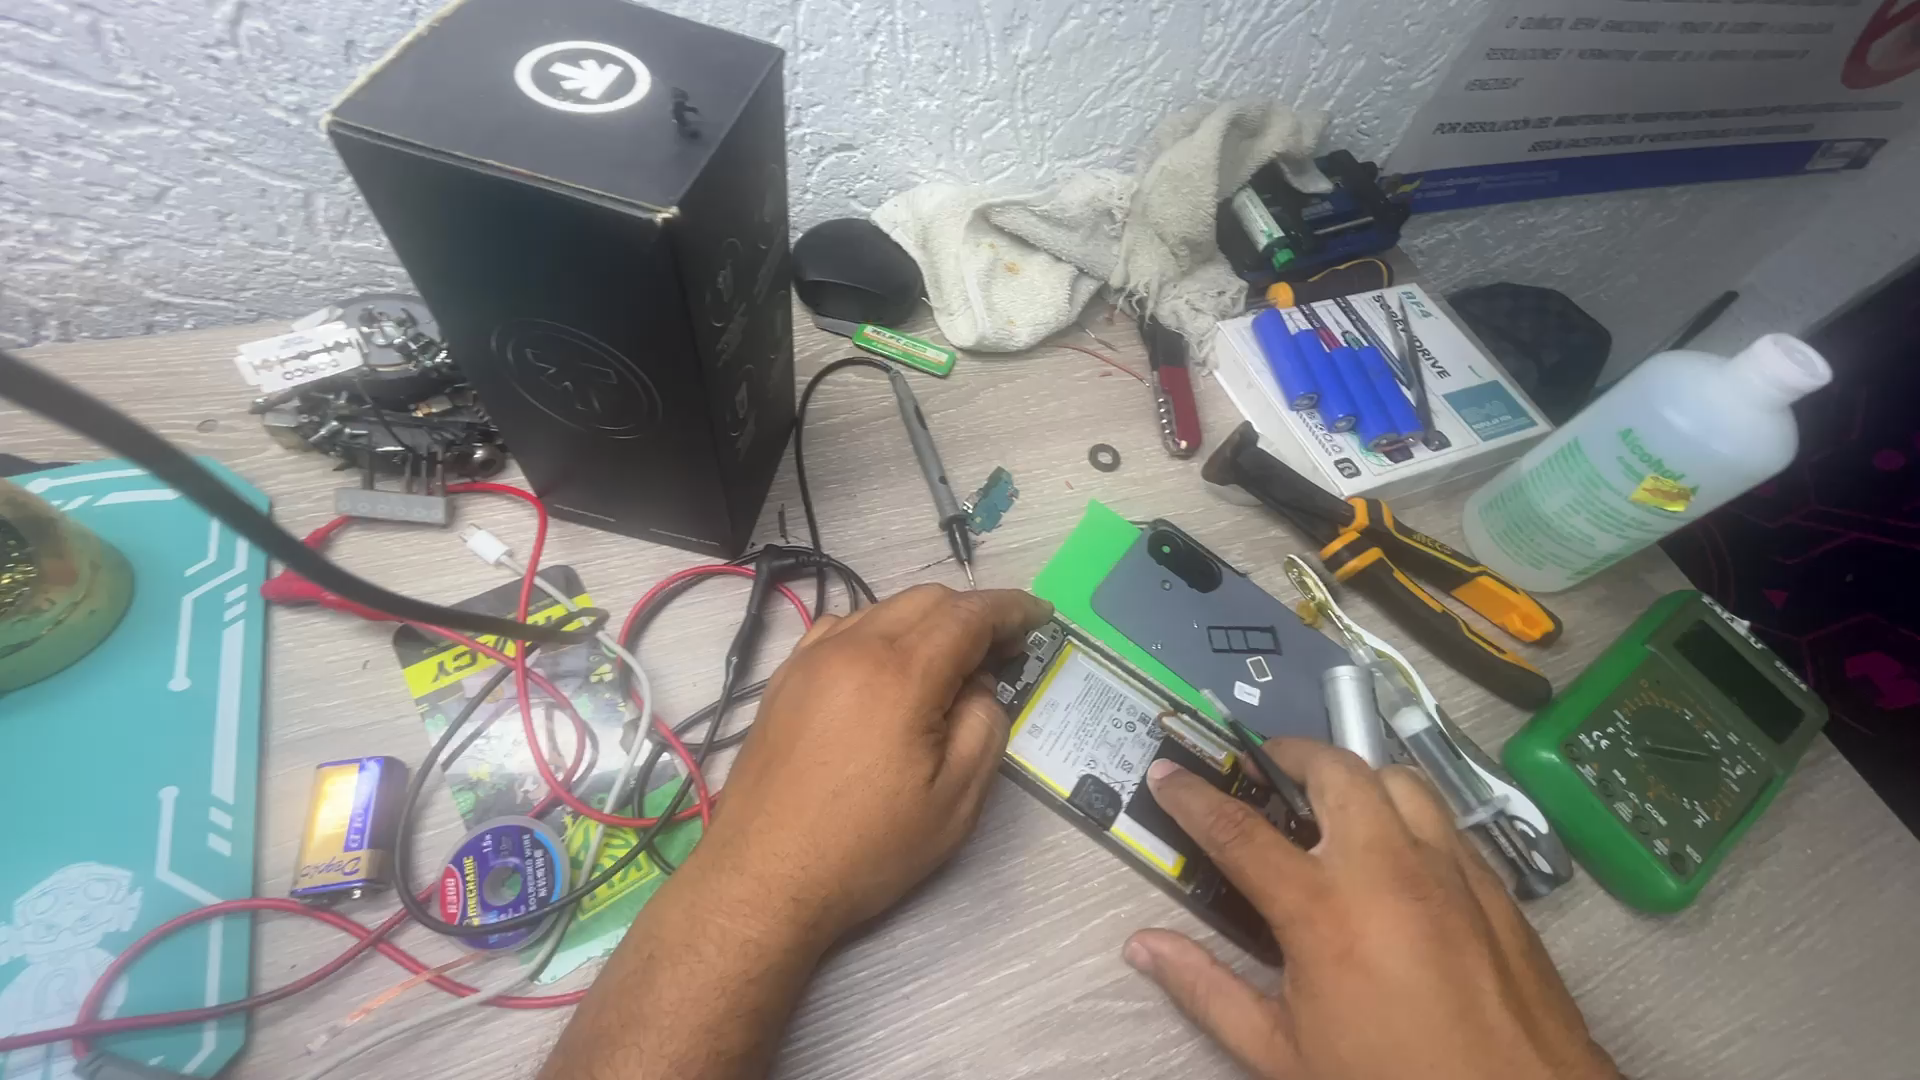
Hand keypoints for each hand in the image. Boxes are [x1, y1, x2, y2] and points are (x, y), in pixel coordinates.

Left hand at [693, 583, 1052, 943]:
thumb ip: (984, 724)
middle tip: (1002, 650)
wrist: (762, 879)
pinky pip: (844, 627)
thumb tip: (979, 682)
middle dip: (973, 613)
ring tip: (949, 662)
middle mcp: (853, 647)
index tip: (1040, 616)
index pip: (969, 615)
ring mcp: (812, 657)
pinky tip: (888, 666)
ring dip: (928, 621)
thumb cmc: (867, 847)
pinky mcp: (787, 675)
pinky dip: (881, 630)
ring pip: (884, 608)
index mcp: (900, 673)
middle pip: (927, 600)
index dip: (1011, 609)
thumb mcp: (955, 800)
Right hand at [1124, 741, 1620, 1079]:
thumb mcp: (1284, 1054)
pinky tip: (1398, 857)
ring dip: (1356, 777)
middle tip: (1263, 771)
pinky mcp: (1498, 890)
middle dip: (1289, 755)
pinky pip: (1446, 821)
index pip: (1237, 831)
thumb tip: (1142, 945)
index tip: (1165, 773)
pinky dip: (1408, 815)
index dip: (1192, 796)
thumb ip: (1207, 990)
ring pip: (1399, 779)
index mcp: (1324, 910)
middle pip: (1333, 770)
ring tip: (1333, 804)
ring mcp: (1451, 873)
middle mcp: (1387, 870)